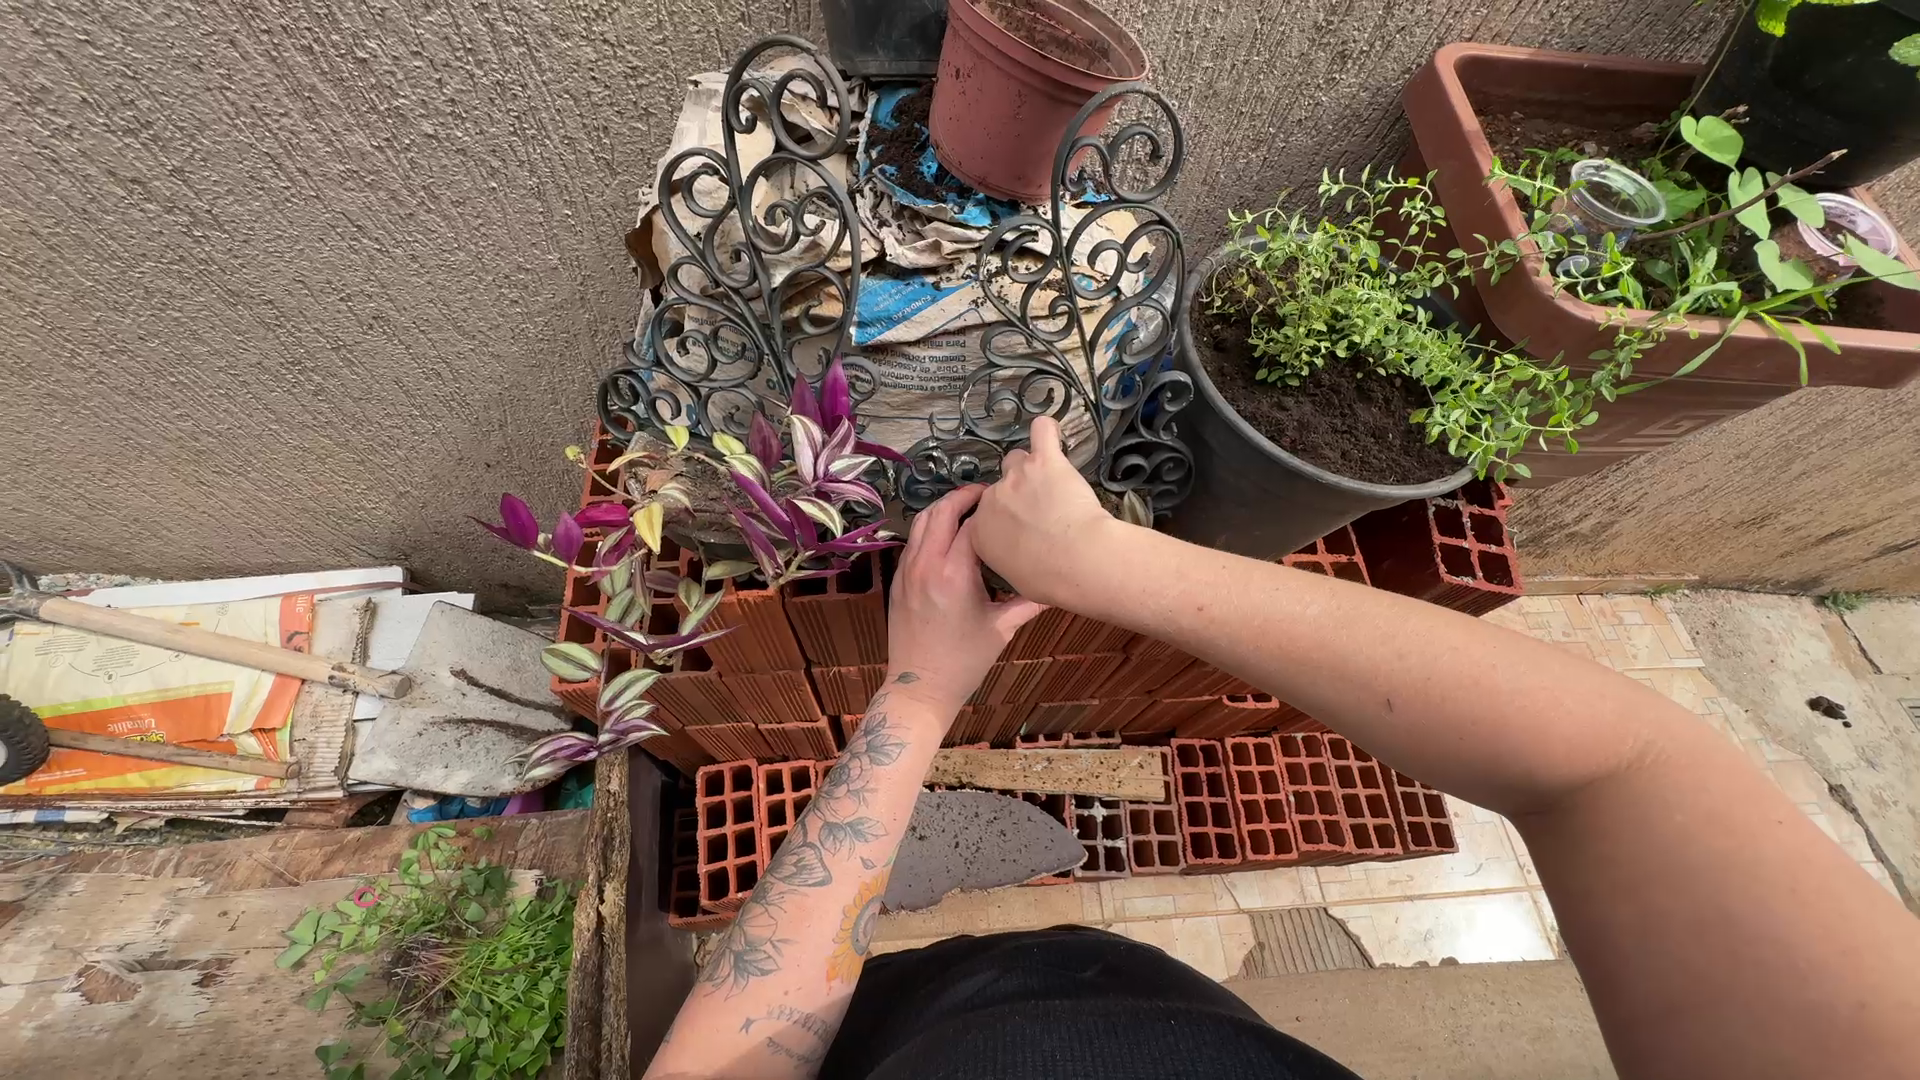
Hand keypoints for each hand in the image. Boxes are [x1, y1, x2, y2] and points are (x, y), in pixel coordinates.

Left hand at [886, 485, 1044, 714]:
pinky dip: (930, 528)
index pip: (972, 524)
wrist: (919, 687)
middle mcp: (926, 565)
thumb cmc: (964, 661)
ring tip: (967, 507)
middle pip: (941, 511)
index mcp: (954, 574)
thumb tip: (1056, 586)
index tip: (1005, 504)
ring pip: (921, 522)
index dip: (989, 509)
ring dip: (943, 508)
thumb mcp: (1001, 629)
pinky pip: (913, 541)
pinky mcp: (898, 580)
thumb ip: (1029, 602)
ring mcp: (907, 571)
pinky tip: (948, 535)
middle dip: (962, 496)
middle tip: (985, 494)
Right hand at [970, 416, 1116, 605]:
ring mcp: (1017, 477)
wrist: (1076, 562)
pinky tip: (1053, 434)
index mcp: (981, 532)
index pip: (985, 515)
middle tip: (1042, 508)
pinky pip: (1041, 431)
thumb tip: (1021, 556)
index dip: (1005, 518)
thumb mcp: (1017, 579)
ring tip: (1051, 481)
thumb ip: (1010, 558)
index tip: (1022, 526)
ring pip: (1017, 459)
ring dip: (1032, 468)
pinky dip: (1047, 431)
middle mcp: (993, 500)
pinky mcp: (1045, 461)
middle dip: (1019, 494)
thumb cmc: (1050, 579)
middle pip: (1001, 485)